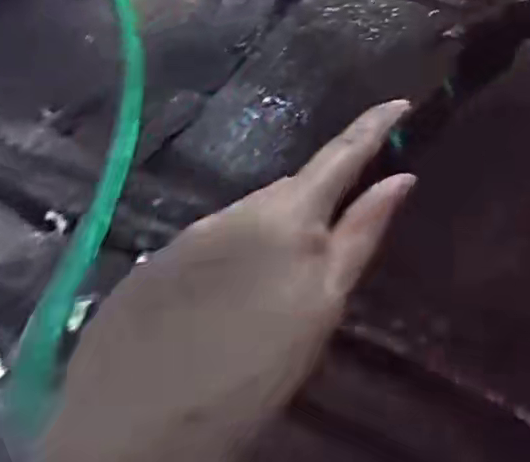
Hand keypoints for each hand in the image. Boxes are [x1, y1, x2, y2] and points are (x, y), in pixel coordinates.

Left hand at [41, 100, 416, 461]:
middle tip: (330, 243)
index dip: (374, 126)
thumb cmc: (253, 372)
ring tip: (273, 284)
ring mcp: (180, 241)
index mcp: (284, 216)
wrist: (127, 447)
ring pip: (248, 216)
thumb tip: (402, 177)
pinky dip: (230, 256)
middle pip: (292, 188)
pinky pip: (207, 245)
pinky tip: (224, 303)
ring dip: (272, 230)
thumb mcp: (325, 303)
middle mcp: (230, 212)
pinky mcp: (141, 275)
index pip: (341, 155)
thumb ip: (362, 232)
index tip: (399, 102)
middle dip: (319, 199)